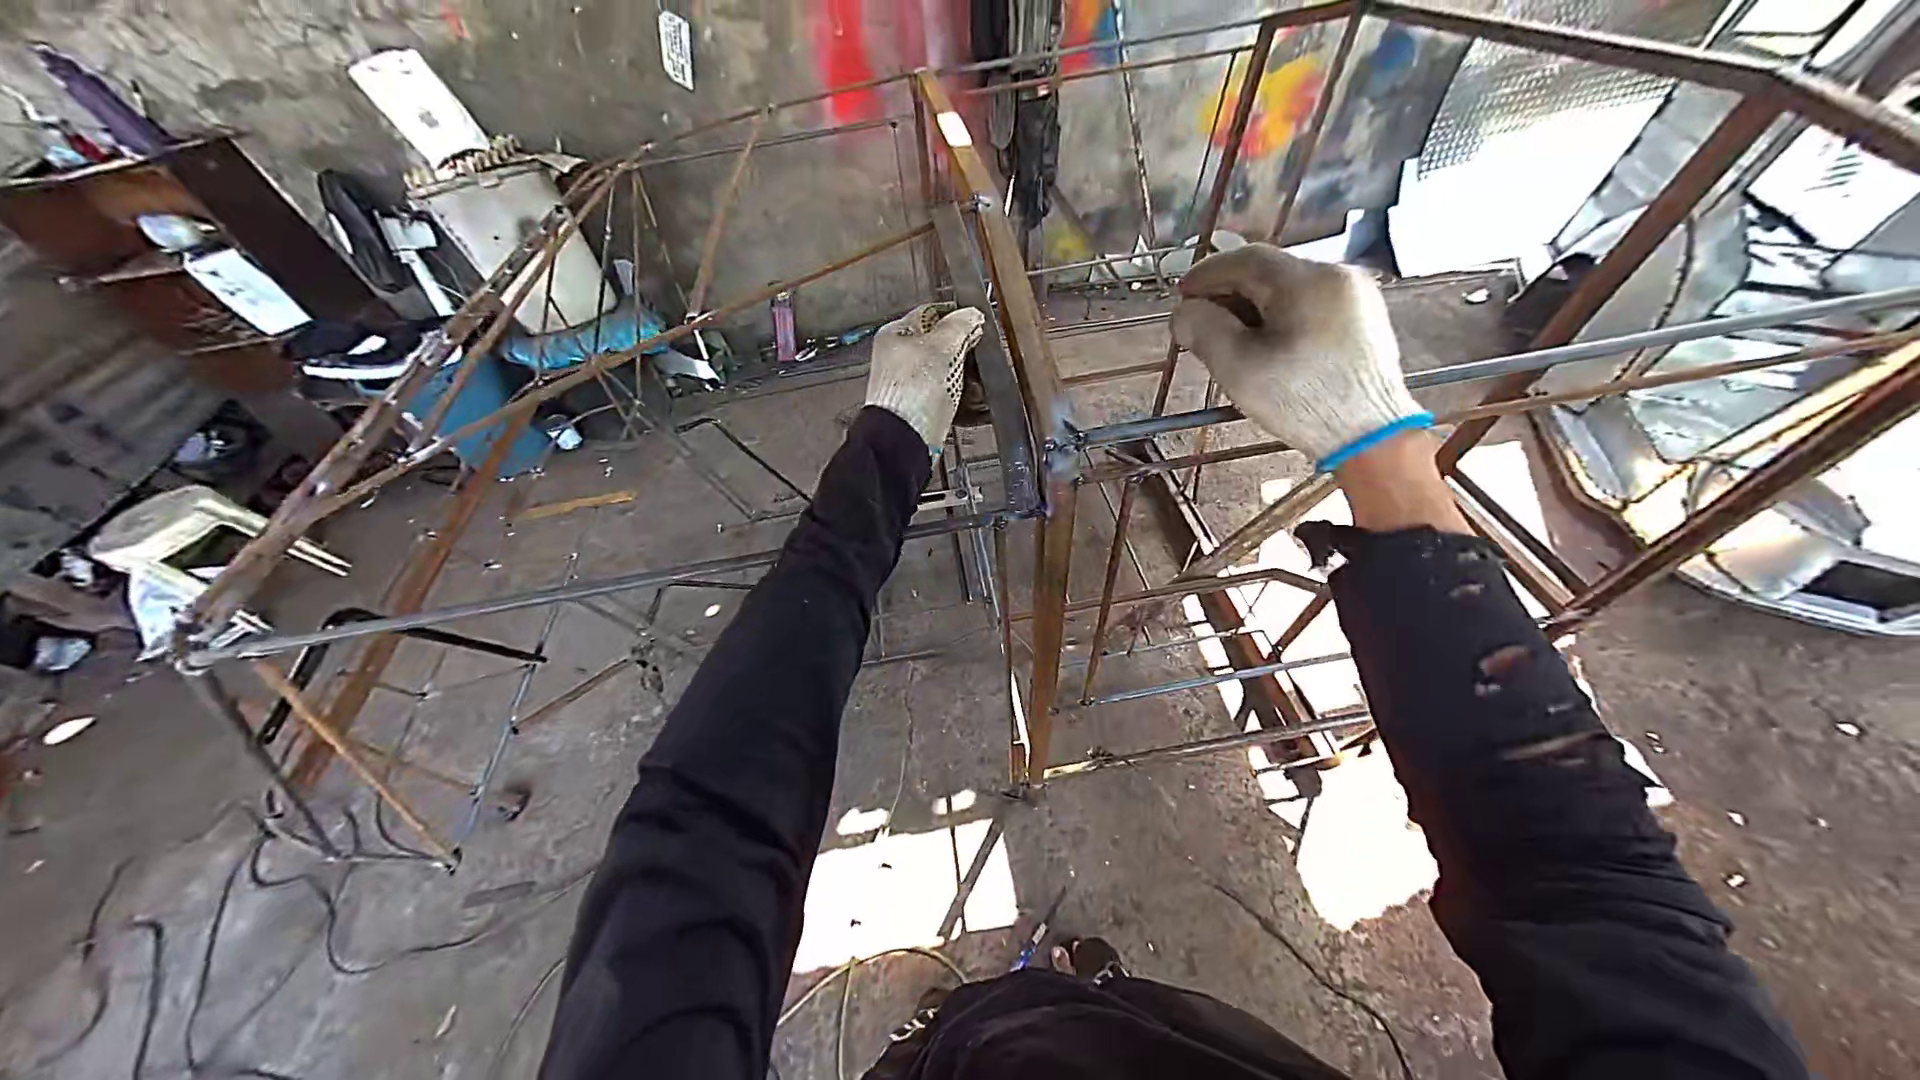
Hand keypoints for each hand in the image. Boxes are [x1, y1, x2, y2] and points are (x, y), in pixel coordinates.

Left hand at [865, 303, 985, 450]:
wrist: (905, 439)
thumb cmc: (913, 392)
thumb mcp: (943, 346)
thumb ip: (959, 326)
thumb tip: (971, 315)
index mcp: (896, 334)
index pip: (931, 314)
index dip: (956, 318)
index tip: (976, 326)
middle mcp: (900, 359)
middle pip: (942, 346)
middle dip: (965, 353)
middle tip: (979, 359)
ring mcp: (910, 385)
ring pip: (947, 373)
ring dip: (968, 378)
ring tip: (979, 386)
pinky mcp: (920, 408)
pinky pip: (948, 397)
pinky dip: (964, 401)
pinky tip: (975, 404)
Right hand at [1170, 244, 1429, 468]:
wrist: (1368, 434)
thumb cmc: (1298, 399)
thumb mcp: (1237, 366)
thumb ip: (1202, 329)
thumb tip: (1184, 312)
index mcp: (1306, 280)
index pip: (1245, 259)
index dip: (1206, 274)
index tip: (1180, 295)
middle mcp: (1336, 274)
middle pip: (1268, 272)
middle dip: (1227, 292)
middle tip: (1199, 320)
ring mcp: (1355, 295)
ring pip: (1288, 288)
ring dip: (1251, 305)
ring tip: (1228, 336)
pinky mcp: (1362, 318)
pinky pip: (1309, 303)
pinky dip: (1278, 315)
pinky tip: (1264, 344)